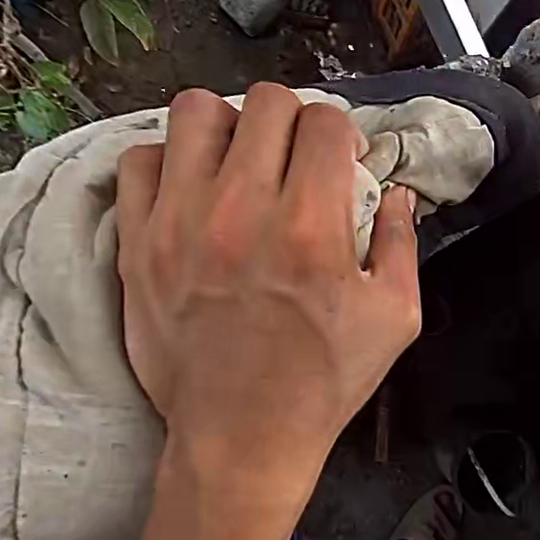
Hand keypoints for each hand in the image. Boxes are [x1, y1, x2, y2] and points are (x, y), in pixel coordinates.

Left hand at [115, 84, 420, 520]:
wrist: (242, 436)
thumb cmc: (326, 380)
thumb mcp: (395, 318)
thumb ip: (402, 244)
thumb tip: (399, 194)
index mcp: (310, 226)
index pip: (325, 123)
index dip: (342, 134)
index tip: (342, 162)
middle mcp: (241, 209)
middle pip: (266, 102)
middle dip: (294, 119)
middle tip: (297, 157)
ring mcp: (179, 222)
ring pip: (195, 111)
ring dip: (229, 126)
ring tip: (242, 162)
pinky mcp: (137, 244)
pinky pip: (140, 160)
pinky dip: (171, 162)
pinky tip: (194, 191)